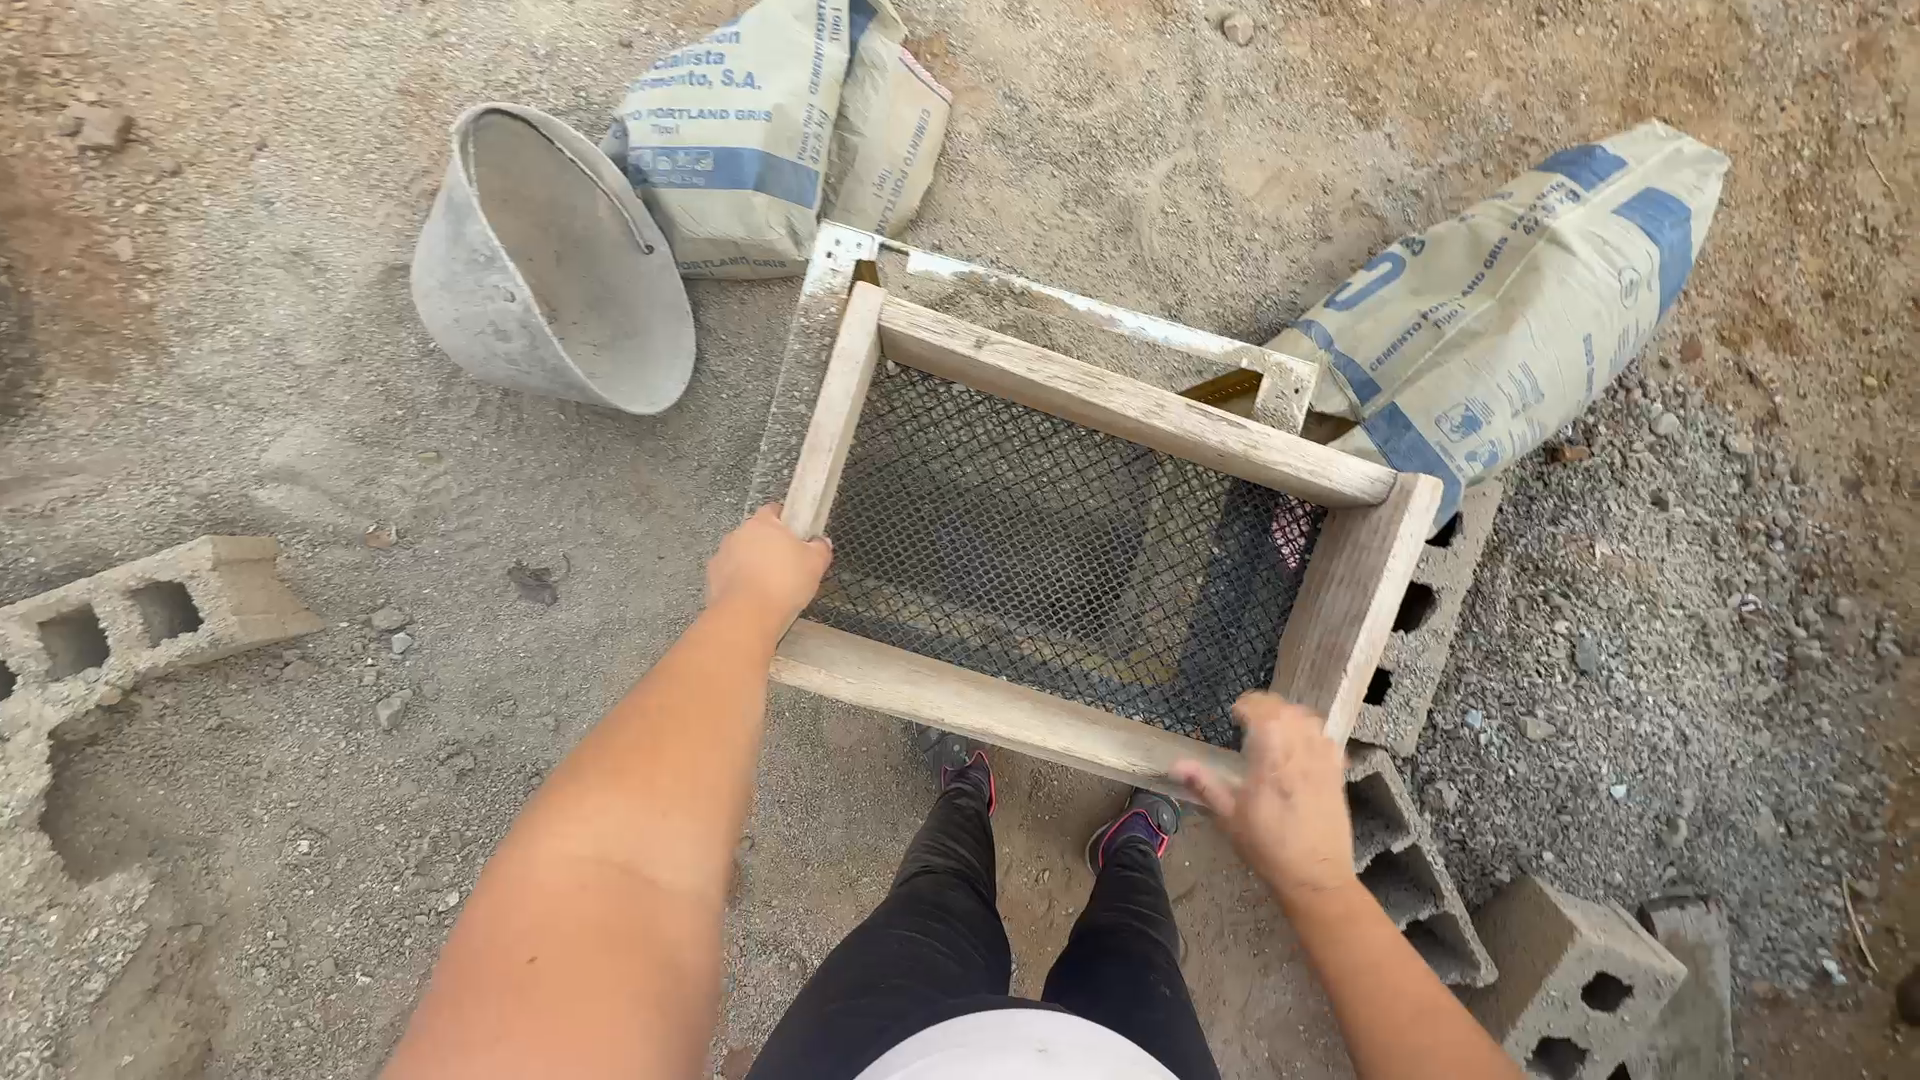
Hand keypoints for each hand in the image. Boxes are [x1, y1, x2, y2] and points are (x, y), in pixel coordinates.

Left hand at [704, 505, 832, 636]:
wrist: (748, 614)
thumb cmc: (785, 582)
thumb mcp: (816, 564)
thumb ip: (820, 547)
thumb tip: (820, 541)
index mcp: (763, 523)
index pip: (773, 510)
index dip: (785, 521)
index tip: (795, 535)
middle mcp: (739, 533)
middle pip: (756, 533)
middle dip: (769, 545)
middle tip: (787, 564)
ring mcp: (722, 554)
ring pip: (742, 554)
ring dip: (753, 563)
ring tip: (769, 585)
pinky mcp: (713, 577)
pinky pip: (731, 573)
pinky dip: (740, 581)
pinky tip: (753, 596)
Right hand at [1172, 691, 1355, 909]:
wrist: (1315, 877)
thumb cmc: (1267, 848)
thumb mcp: (1229, 817)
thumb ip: (1204, 785)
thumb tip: (1175, 764)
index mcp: (1270, 763)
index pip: (1264, 714)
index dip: (1248, 705)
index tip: (1235, 714)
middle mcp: (1299, 756)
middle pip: (1287, 711)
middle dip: (1267, 705)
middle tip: (1250, 716)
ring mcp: (1322, 765)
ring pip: (1310, 721)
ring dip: (1290, 715)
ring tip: (1275, 725)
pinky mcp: (1337, 776)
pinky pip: (1328, 739)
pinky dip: (1312, 732)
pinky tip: (1301, 744)